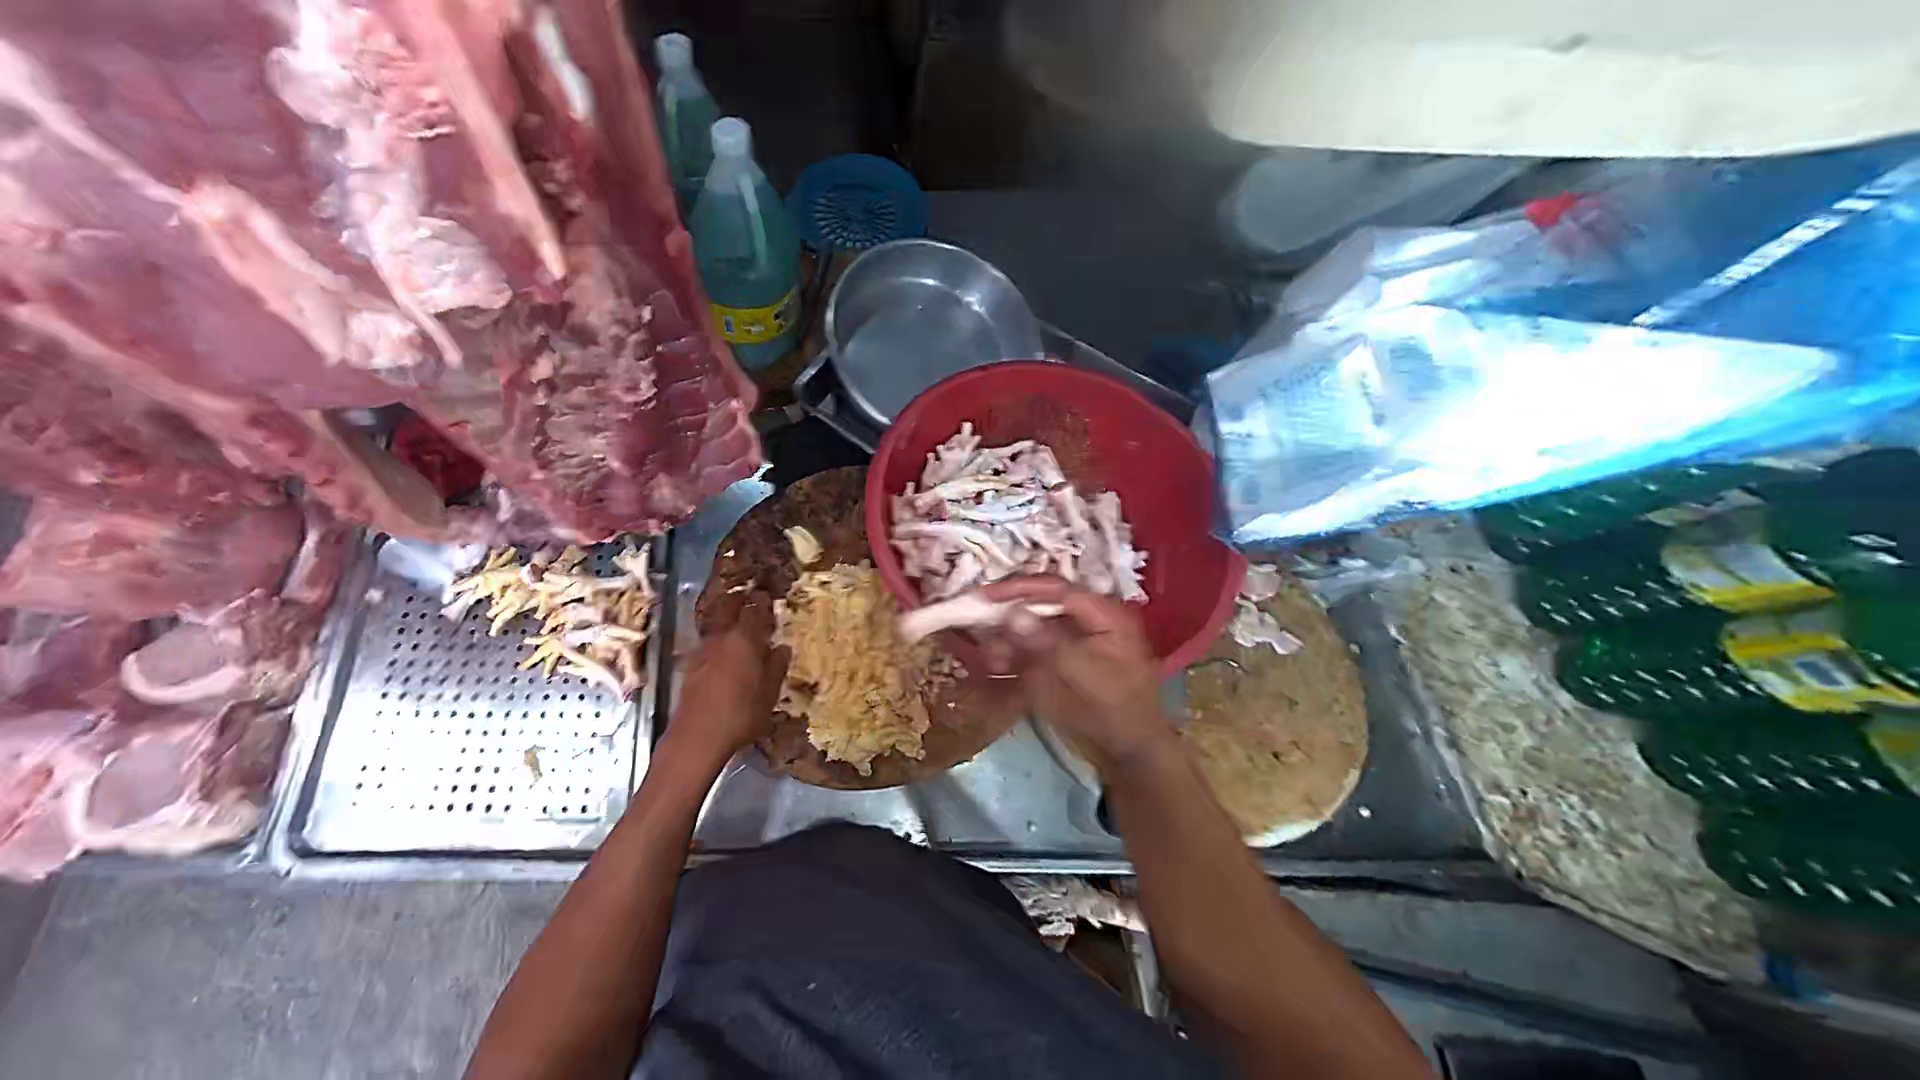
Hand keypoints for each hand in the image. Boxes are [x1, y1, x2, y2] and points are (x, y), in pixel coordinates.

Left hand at [664, 590, 787, 770]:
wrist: (696, 738)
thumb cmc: (741, 715)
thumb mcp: (770, 694)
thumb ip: (776, 667)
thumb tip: (782, 648)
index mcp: (744, 640)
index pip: (754, 610)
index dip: (762, 602)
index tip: (768, 598)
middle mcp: (721, 639)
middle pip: (728, 608)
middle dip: (739, 601)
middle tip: (750, 601)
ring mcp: (702, 652)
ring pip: (716, 625)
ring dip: (727, 620)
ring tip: (739, 627)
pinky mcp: (691, 667)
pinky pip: (708, 643)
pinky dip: (718, 640)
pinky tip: (726, 654)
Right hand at [978, 578, 1177, 774]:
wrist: (1127, 752)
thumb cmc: (1115, 711)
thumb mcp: (1083, 676)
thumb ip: (1047, 643)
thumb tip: (1012, 613)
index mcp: (1103, 614)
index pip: (1057, 590)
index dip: (1020, 589)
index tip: (985, 595)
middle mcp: (1083, 621)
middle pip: (1038, 604)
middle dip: (1006, 615)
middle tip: (977, 623)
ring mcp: (1068, 642)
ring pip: (1028, 628)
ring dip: (1005, 638)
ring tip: (992, 658)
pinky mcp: (1055, 662)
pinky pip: (1026, 650)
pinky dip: (1009, 655)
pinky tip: (997, 667)